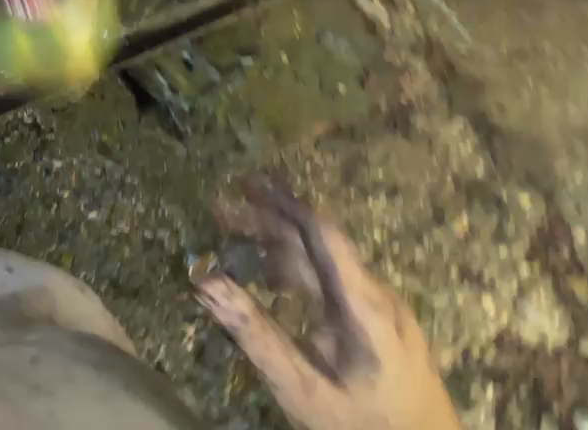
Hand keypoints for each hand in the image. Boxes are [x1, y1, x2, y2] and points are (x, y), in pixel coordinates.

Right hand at [196, 182, 461, 429]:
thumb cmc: (364, 427)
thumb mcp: (302, 389)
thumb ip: (255, 333)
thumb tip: (203, 279)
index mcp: (364, 304)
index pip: (322, 232)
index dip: (282, 201)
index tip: (242, 183)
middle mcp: (378, 297)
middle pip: (318, 242)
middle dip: (267, 220)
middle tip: (218, 210)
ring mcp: (384, 313)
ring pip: (324, 261)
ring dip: (278, 243)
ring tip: (234, 236)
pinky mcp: (383, 328)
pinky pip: (333, 282)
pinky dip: (294, 269)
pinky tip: (268, 279)